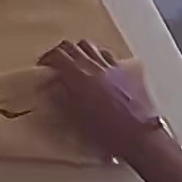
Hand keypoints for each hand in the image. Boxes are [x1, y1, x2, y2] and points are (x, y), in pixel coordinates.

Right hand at [38, 40, 169, 164]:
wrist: (138, 135)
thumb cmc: (105, 132)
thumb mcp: (76, 117)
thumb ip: (64, 97)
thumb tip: (55, 86)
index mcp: (78, 76)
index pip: (57, 55)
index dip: (47, 58)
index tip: (43, 66)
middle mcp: (93, 65)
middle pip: (71, 46)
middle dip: (60, 52)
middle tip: (56, 63)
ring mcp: (110, 66)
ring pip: (89, 46)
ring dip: (79, 51)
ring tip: (76, 63)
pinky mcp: (124, 70)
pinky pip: (107, 55)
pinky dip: (97, 57)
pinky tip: (98, 68)